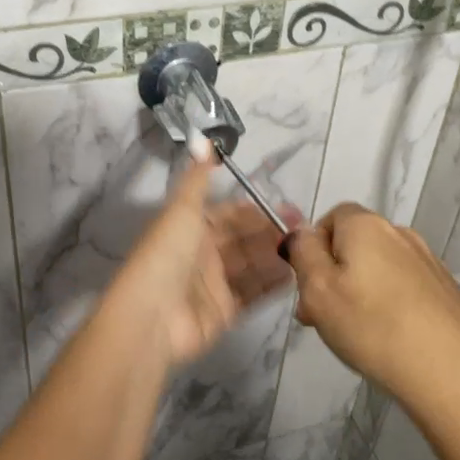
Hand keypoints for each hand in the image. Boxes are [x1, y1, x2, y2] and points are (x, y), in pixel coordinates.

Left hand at [102, 155, 301, 366]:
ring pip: (251, 266)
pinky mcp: (224, 312)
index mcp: (190, 227)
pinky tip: (296, 275)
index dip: (255, 210)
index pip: (229, 214)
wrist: (151, 317)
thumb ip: (198, 178)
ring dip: (276, 256)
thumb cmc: (166, 256)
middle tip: (305, 229)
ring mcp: (214, 284)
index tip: (287, 206)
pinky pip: (252, 293)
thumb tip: (204, 141)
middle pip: (243, 239)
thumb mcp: (182, 210)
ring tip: (307, 250)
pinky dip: (272, 284)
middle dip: (271, 232)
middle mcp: (202, 254)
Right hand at [283, 202, 459, 397]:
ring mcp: (430, 262)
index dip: (314, 248)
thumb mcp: (318, 291)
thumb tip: (301, 233)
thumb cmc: (373, 328)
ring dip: (362, 292)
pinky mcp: (447, 291)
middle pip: (356, 245)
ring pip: (381, 269)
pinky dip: (392, 306)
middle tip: (323, 318)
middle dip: (335, 275)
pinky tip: (390, 340)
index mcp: (367, 226)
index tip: (309, 286)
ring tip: (357, 334)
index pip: (331, 217)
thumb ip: (303, 253)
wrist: (452, 373)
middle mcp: (401, 234)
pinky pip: (406, 289)